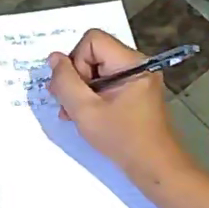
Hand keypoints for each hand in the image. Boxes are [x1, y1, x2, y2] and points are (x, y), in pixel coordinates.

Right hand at [46, 29, 194, 185]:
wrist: (154, 166)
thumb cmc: (122, 139)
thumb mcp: (85, 110)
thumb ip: (65, 81)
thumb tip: (54, 58)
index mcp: (132, 63)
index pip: (92, 40)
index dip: (76, 62)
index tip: (77, 90)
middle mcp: (138, 64)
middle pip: (94, 53)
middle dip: (76, 77)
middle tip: (68, 103)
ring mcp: (138, 78)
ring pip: (97, 69)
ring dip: (81, 89)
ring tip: (74, 113)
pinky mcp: (135, 92)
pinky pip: (107, 82)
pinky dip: (92, 96)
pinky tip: (86, 115)